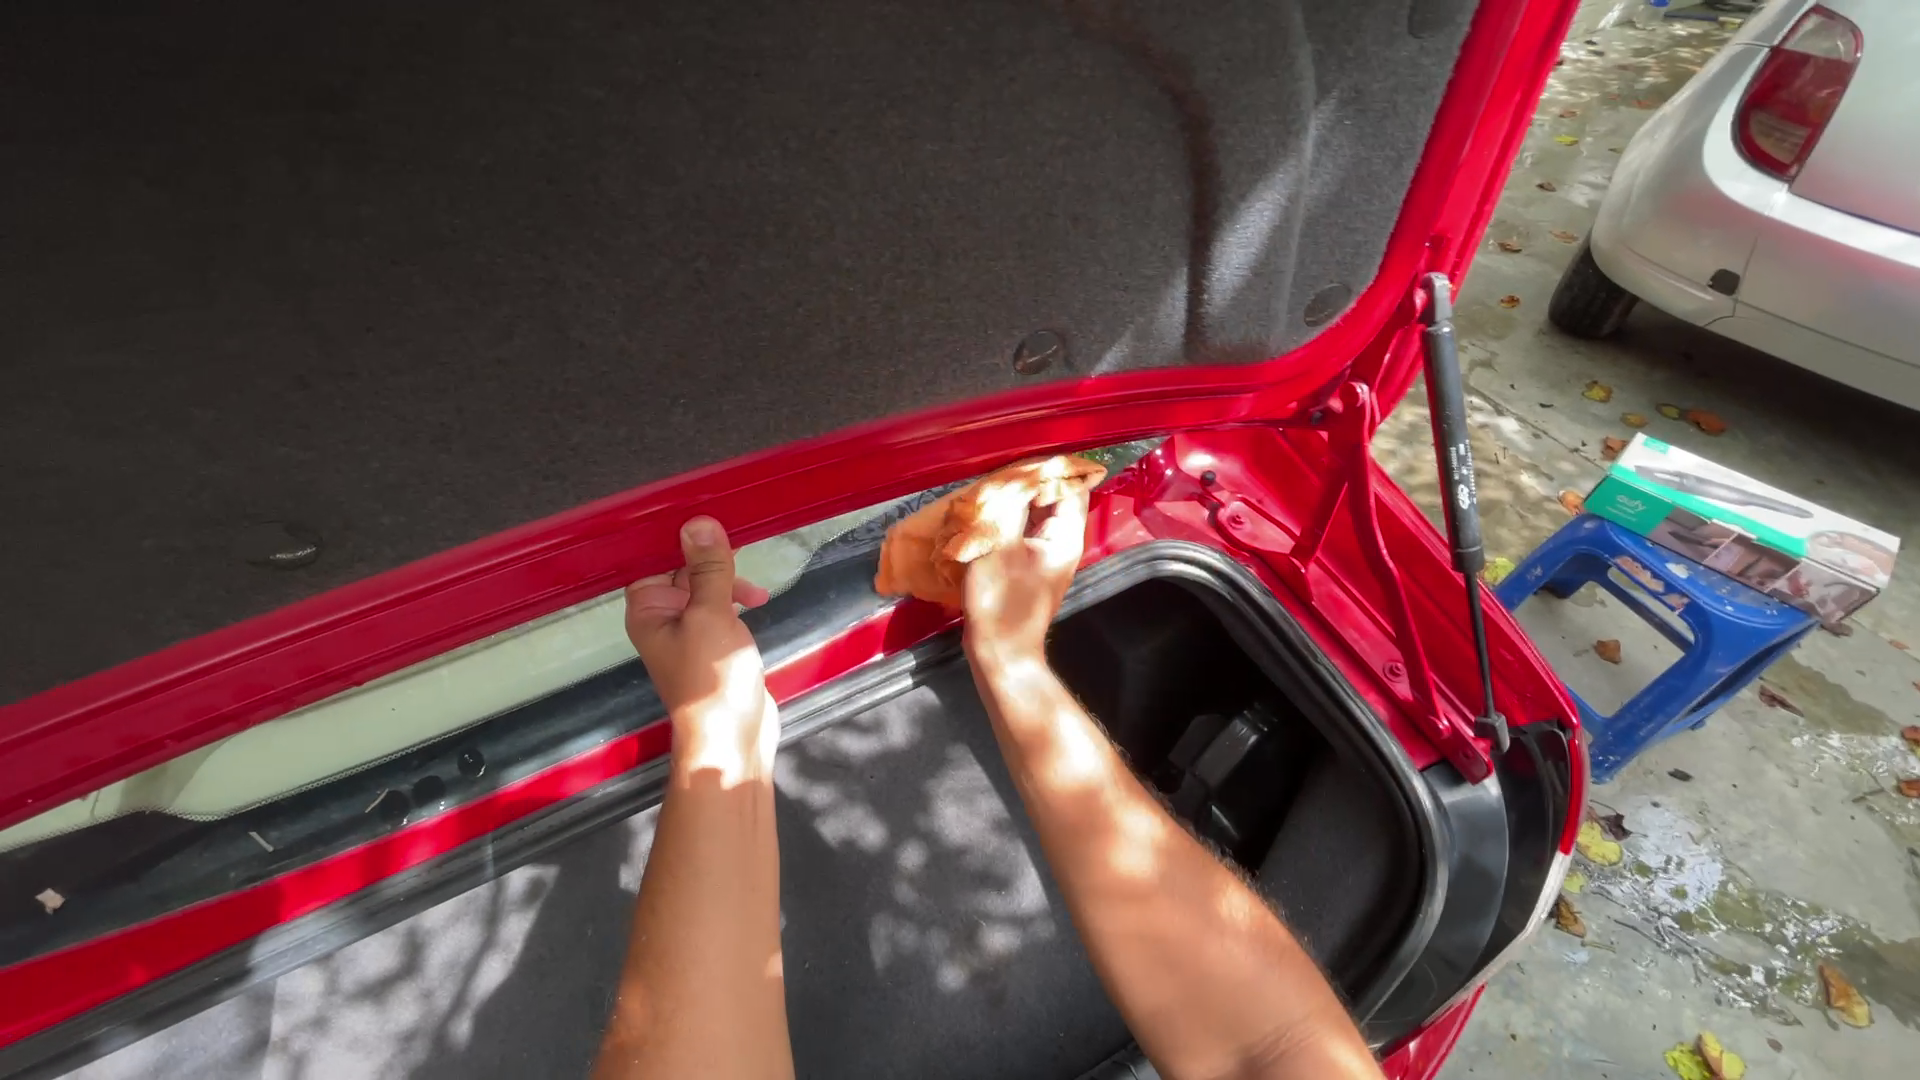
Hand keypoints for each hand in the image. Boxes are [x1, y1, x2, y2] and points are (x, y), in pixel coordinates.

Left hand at [625, 517, 777, 779]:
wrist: (734, 736)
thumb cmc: (713, 677)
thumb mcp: (712, 614)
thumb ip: (708, 569)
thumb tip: (699, 524)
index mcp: (648, 611)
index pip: (657, 560)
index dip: (681, 541)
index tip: (711, 522)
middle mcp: (663, 619)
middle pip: (683, 572)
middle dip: (713, 562)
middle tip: (742, 553)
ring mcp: (689, 634)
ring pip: (706, 590)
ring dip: (730, 583)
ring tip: (756, 595)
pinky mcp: (713, 645)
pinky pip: (720, 609)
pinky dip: (737, 602)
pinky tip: (757, 605)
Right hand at [961, 486, 1088, 666]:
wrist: (999, 651)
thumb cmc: (1002, 599)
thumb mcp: (1001, 545)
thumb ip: (1012, 507)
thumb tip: (1019, 477)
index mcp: (1066, 535)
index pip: (1070, 486)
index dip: (1049, 469)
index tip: (1019, 458)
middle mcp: (1061, 541)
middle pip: (1052, 498)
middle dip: (1027, 483)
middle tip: (998, 472)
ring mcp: (1044, 554)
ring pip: (1034, 514)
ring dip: (1014, 501)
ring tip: (988, 489)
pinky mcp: (1026, 564)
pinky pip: (1021, 530)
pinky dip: (1007, 519)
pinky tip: (985, 515)